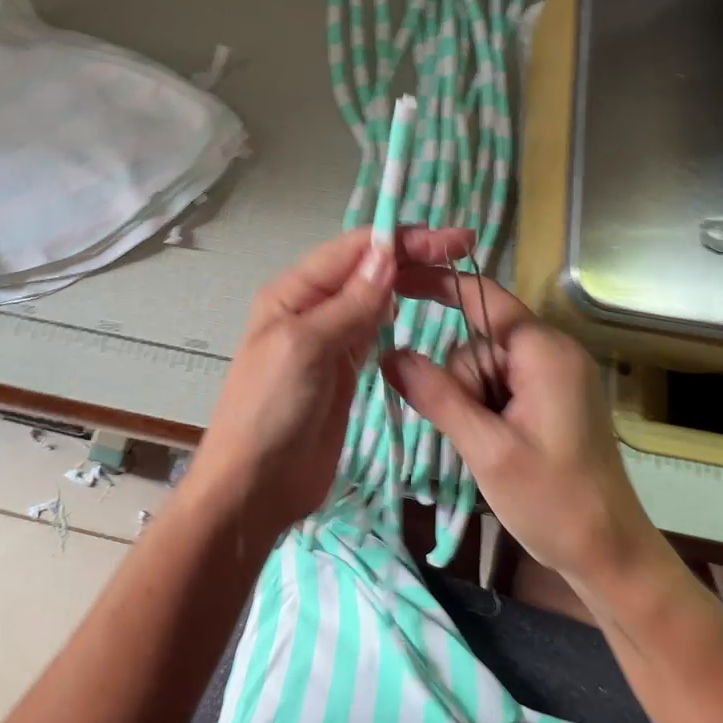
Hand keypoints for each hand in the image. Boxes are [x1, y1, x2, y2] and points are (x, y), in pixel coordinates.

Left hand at [192, 226, 473, 534]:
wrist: (256, 484)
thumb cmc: (271, 410)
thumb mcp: (306, 348)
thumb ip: (348, 304)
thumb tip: (386, 252)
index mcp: (292, 292)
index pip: (352, 250)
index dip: (400, 238)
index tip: (451, 240)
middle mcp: (310, 308)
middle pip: (366, 270)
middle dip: (412, 256)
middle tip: (466, 252)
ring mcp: (328, 341)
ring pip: (373, 298)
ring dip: (409, 282)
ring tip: (455, 276)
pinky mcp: (344, 372)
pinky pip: (374, 331)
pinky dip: (398, 315)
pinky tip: (422, 308)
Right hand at [380, 269, 660, 586]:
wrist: (609, 555)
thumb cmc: (554, 502)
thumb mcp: (486, 449)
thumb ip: (437, 396)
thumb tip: (388, 354)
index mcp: (545, 353)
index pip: (484, 298)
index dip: (439, 285)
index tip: (397, 280)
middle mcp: (552, 354)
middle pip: (475, 343)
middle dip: (461, 383)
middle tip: (478, 435)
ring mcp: (553, 379)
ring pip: (481, 369)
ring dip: (471, 404)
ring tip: (492, 449)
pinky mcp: (550, 402)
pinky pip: (498, 388)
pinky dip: (483, 412)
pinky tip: (494, 447)